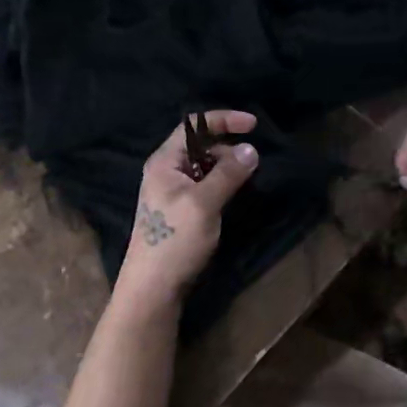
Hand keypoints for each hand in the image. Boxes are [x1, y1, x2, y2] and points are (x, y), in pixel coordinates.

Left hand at [114, 110, 259, 311]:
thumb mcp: (203, 203)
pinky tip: (236, 194)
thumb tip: (250, 149)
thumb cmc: (174, 239)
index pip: (193, 126)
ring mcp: (172, 191)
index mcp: (164, 161)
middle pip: (199, 145)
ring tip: (248, 178)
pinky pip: (204, 185)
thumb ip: (227, 174)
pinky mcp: (180, 210)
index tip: (253, 124)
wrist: (153, 286)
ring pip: (204, 167)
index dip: (223, 120)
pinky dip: (221, 184)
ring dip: (226, 167)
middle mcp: (166, 170)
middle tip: (254, 162)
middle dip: (228, 147)